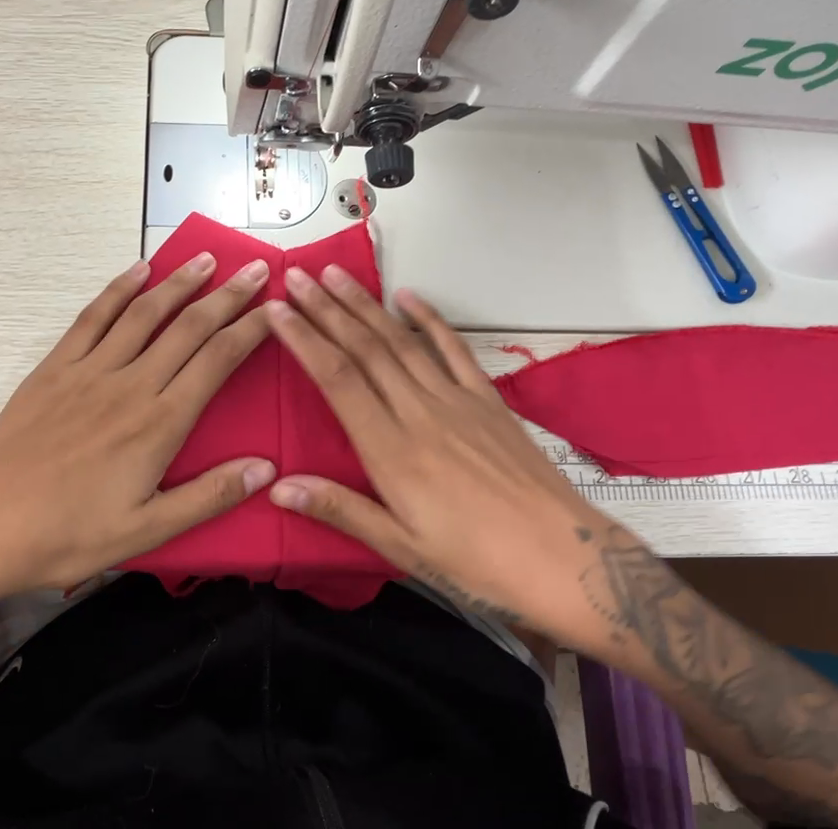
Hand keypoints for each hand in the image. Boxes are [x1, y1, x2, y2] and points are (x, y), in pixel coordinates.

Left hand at [0, 252, 278, 596]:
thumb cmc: (69, 534)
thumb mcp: (148, 530)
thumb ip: (209, 495)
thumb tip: (266, 467)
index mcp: (160, 423)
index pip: (218, 361)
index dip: (251, 329)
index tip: (275, 306)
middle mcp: (131, 385)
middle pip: (189, 327)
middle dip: (227, 295)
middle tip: (254, 267)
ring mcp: (90, 371)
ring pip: (144, 313)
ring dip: (178, 282)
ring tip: (205, 258)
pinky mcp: (56, 368)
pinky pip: (93, 318)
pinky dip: (117, 290)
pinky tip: (137, 270)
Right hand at [262, 265, 616, 642]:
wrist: (560, 557)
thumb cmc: (475, 561)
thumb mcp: (401, 547)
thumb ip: (339, 509)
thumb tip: (277, 487)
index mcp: (392, 450)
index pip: (337, 379)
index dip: (304, 340)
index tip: (277, 311)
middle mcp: (420, 413)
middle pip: (365, 349)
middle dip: (326, 309)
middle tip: (296, 277)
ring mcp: (457, 401)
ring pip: (401, 340)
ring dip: (365, 305)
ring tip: (336, 276)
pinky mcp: (488, 401)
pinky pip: (454, 349)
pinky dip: (430, 319)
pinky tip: (408, 296)